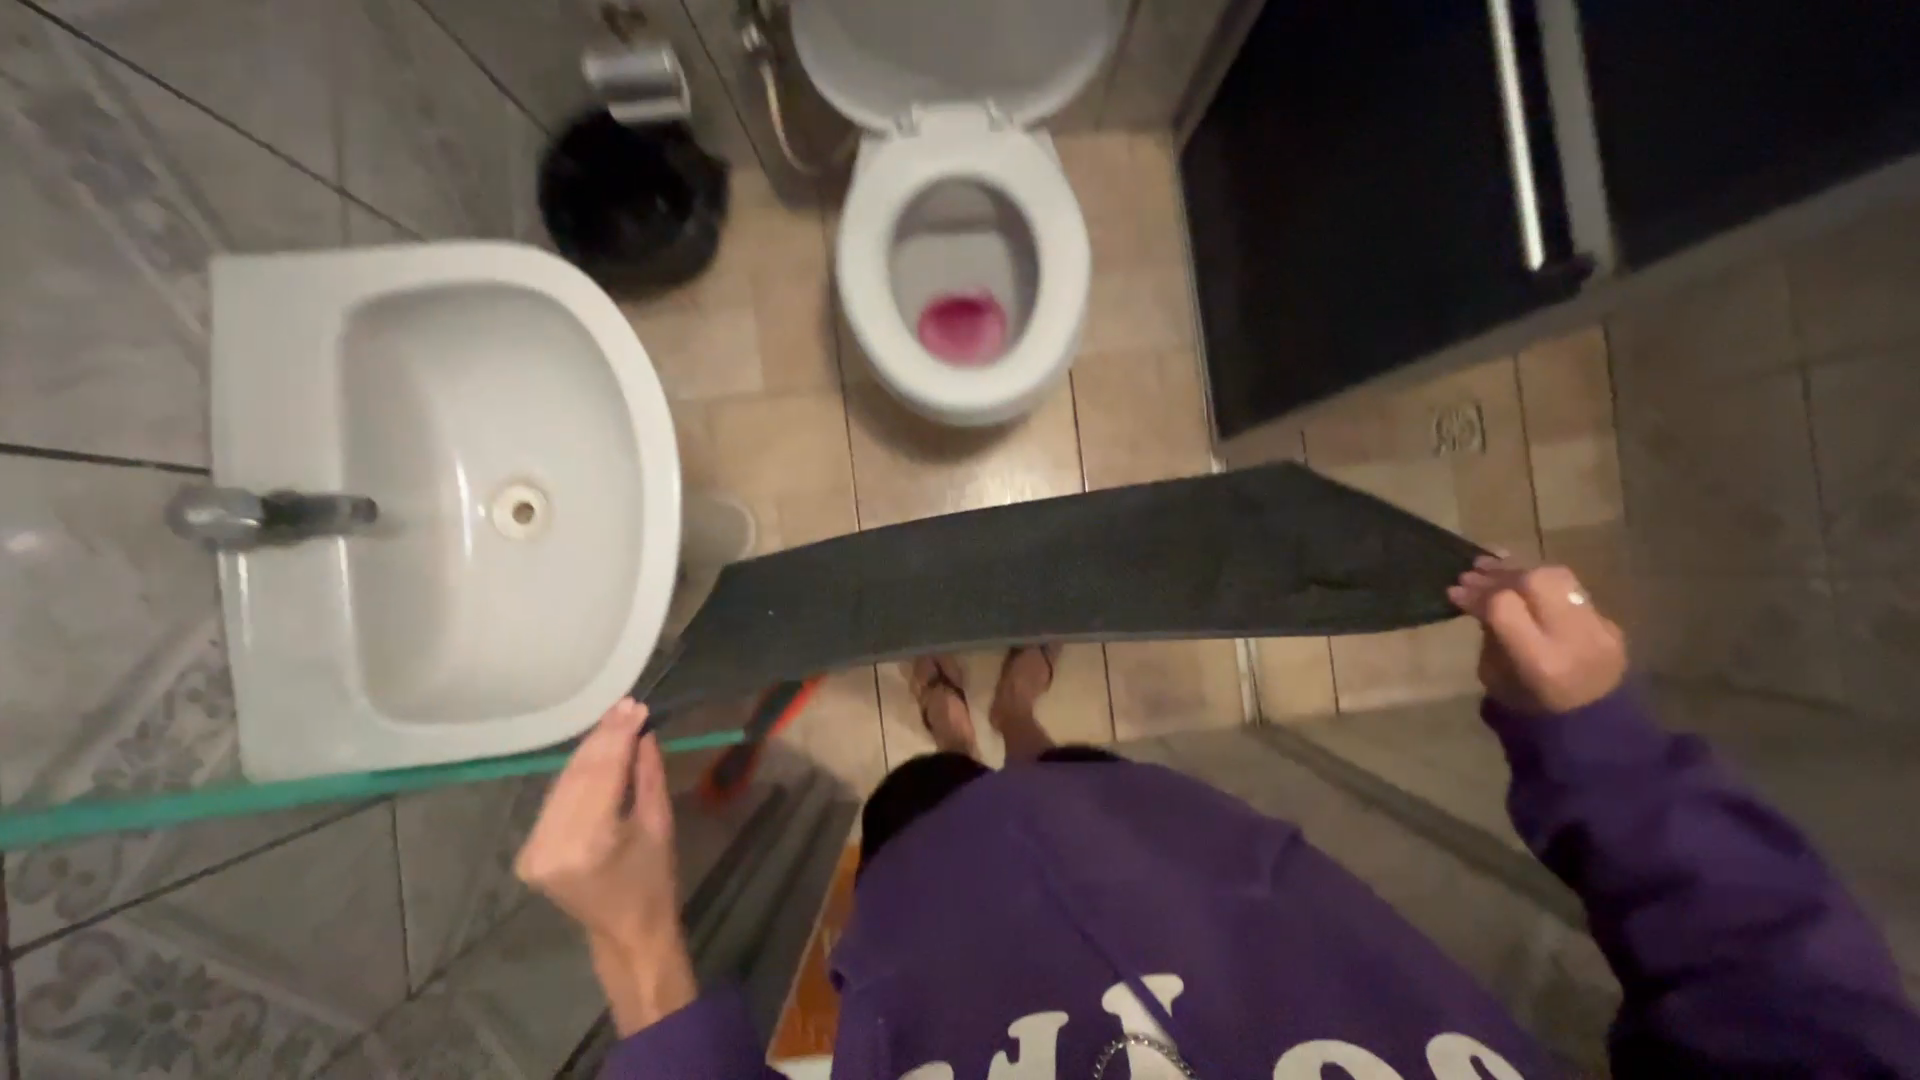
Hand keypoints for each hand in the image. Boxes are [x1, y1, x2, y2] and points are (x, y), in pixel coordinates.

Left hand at [515, 698, 695, 1033]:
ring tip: (614, 719)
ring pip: (564, 783)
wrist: (626, 931)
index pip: (602, 774)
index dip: (619, 736)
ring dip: (589, 750)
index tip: (637, 706)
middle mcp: (553, 846)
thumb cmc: (654, 879)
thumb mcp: (660, 823)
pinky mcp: (529, 853)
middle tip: (627, 706)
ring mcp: (535, 851)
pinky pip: (555, 800)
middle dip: (604, 737)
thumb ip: (648, 774)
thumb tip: (643, 731)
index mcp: (589, 844)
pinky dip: (576, 773)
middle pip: (579, 775)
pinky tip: (595, 749)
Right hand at [1447, 556, 1627, 714]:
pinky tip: (1520, 581)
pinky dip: (1542, 584)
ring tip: (1492, 569)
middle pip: (1536, 581)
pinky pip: (1572, 591)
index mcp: (1539, 660)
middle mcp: (1574, 639)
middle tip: (1473, 574)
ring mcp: (1600, 629)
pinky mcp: (1611, 624)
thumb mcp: (1495, 674)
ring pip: (1558, 577)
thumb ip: (1491, 632)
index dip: (1476, 594)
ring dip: (1521, 571)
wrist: (1592, 724)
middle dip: (1499, 575)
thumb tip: (1478, 597)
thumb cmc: (1528, 704)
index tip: (1454, 591)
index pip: (1504, 606)